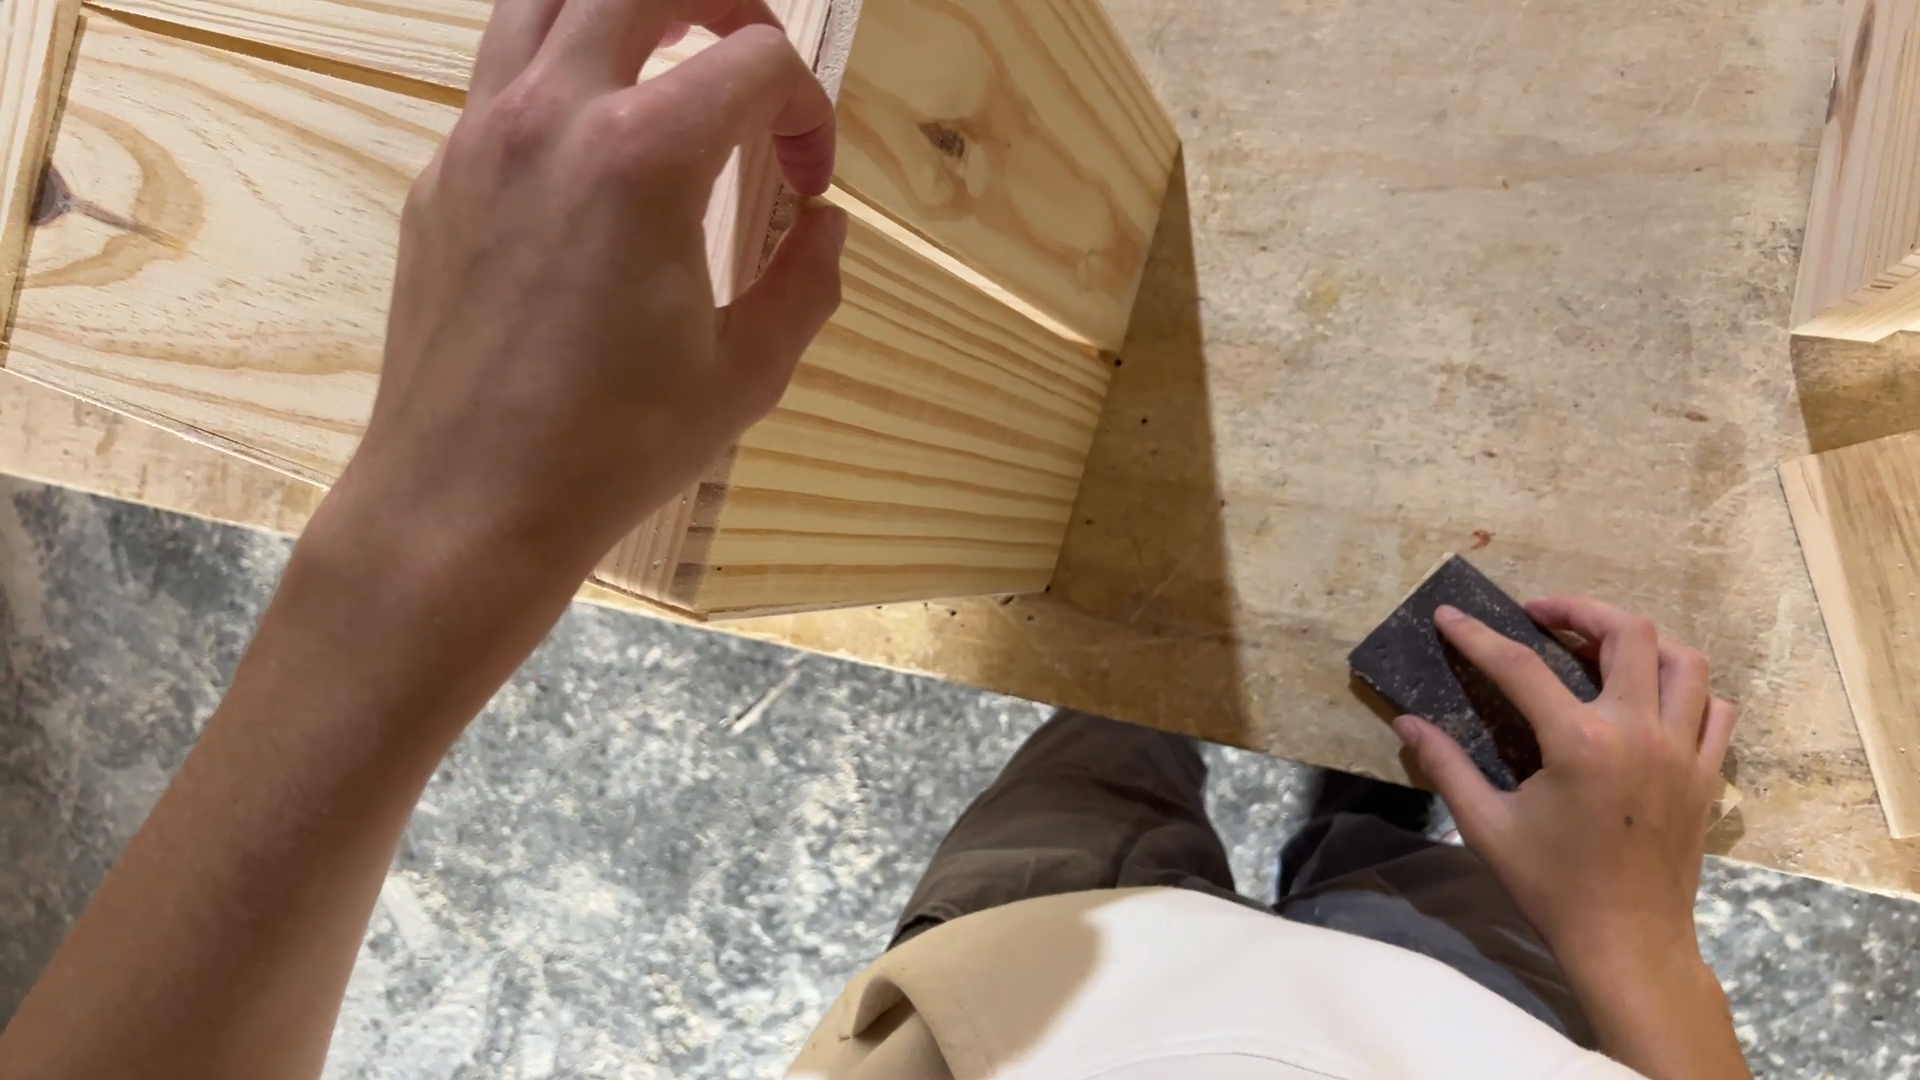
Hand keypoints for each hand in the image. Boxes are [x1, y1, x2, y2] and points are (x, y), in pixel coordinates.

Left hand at [341, 0, 848, 584]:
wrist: (474, 497)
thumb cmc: (623, 444)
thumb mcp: (750, 373)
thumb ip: (807, 282)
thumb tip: (824, 223)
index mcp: (644, 160)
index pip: (757, 66)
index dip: (810, 114)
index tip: (811, 185)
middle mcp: (552, 113)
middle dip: (731, 4)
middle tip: (762, 68)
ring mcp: (479, 133)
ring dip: (637, 13)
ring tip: (683, 71)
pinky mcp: (441, 172)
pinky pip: (508, 68)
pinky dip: (574, 71)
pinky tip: (607, 153)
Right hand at [1391, 597, 1736, 972]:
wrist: (1629, 943)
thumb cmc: (1549, 882)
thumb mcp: (1482, 822)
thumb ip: (1444, 763)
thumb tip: (1405, 722)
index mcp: (1579, 743)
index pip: (1519, 666)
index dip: (1475, 635)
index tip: (1447, 615)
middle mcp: (1640, 734)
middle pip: (1629, 635)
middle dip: (1578, 610)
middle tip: (1537, 613)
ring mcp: (1684, 753)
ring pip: (1685, 662)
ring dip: (1638, 639)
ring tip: (1595, 643)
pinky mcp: (1707, 775)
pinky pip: (1713, 707)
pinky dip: (1682, 685)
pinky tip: (1644, 695)